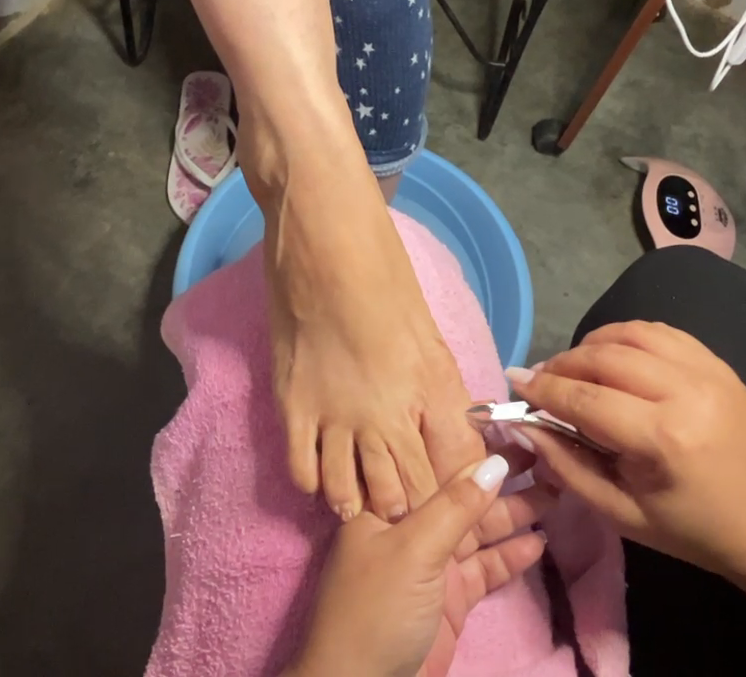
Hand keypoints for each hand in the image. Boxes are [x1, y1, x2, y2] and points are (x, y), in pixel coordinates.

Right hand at [266, 173, 484, 521]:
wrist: (326, 238)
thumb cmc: (385, 273)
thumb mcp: (430, 334)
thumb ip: (441, 392)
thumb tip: (452, 430)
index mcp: (429, 395)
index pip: (451, 477)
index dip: (453, 499)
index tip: (449, 503)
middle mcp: (384, 418)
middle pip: (403, 497)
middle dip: (409, 507)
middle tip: (405, 503)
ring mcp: (334, 417)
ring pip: (350, 495)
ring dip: (362, 501)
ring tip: (364, 495)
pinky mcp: (292, 407)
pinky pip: (303, 473)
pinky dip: (317, 482)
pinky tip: (325, 471)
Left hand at [288, 455, 552, 676]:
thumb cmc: (376, 609)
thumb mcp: (413, 549)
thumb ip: (455, 506)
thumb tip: (494, 462)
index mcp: (389, 504)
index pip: (433, 462)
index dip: (471, 444)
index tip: (509, 423)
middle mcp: (410, 527)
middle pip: (462, 495)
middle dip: (501, 477)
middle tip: (545, 454)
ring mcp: (431, 564)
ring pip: (479, 530)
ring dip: (515, 514)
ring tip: (556, 490)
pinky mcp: (450, 599)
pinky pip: (485, 568)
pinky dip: (511, 555)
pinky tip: (540, 540)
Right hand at [508, 321, 745, 580]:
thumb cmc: (695, 531)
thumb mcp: (623, 515)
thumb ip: (568, 467)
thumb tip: (524, 427)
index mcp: (663, 439)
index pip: (585, 399)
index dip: (543, 390)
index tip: (514, 383)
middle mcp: (685, 392)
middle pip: (603, 357)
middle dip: (562, 364)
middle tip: (540, 379)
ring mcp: (707, 371)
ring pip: (629, 334)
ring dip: (591, 345)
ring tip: (574, 367)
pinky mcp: (718, 363)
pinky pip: (659, 332)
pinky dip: (625, 336)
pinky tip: (612, 355)